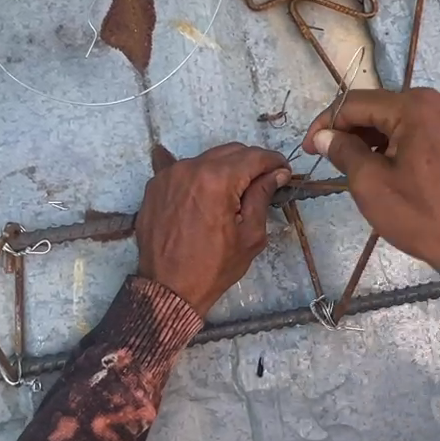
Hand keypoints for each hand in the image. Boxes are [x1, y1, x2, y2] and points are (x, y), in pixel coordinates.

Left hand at [136, 143, 290, 315]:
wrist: (167, 288)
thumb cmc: (213, 267)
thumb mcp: (249, 235)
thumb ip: (262, 196)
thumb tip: (276, 174)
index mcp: (217, 180)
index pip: (254, 157)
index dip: (274, 162)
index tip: (284, 171)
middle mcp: (190, 168)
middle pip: (231, 152)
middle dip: (251, 163)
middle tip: (264, 181)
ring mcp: (169, 175)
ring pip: (207, 159)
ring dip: (226, 168)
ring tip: (235, 191)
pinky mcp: (155, 185)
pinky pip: (184, 170)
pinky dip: (200, 175)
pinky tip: (207, 187)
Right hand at [303, 88, 439, 309]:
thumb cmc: (423, 217)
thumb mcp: (371, 184)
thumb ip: (343, 151)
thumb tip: (323, 136)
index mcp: (415, 107)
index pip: (356, 103)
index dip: (326, 123)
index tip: (309, 147)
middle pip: (381, 108)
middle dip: (351, 131)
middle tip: (329, 159)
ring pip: (402, 121)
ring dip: (375, 139)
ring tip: (356, 168)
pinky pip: (424, 133)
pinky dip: (400, 145)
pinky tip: (389, 170)